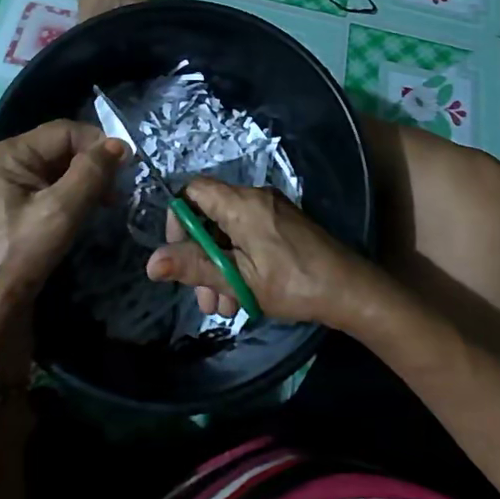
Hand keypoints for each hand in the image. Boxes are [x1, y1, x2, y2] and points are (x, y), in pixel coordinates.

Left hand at [0, 120, 126, 304]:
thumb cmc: (20, 254)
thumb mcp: (62, 210)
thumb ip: (92, 172)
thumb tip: (119, 145)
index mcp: (6, 155)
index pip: (64, 130)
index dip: (98, 144)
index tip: (124, 170)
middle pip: (59, 147)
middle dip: (91, 164)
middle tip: (113, 192)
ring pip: (54, 167)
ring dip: (82, 180)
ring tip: (101, 204)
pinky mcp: (4, 205)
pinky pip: (44, 185)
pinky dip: (67, 194)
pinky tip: (79, 213)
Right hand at [143, 178, 390, 328]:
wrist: (348, 289)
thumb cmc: (292, 282)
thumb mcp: (238, 279)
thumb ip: (195, 267)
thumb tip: (151, 262)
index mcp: (243, 203)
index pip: (194, 190)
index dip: (178, 219)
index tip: (180, 255)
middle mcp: (256, 198)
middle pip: (210, 215)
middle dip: (200, 257)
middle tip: (205, 299)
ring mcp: (273, 211)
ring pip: (229, 232)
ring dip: (219, 268)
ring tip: (225, 308)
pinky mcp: (284, 225)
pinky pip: (249, 235)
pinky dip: (239, 263)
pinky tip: (242, 297)